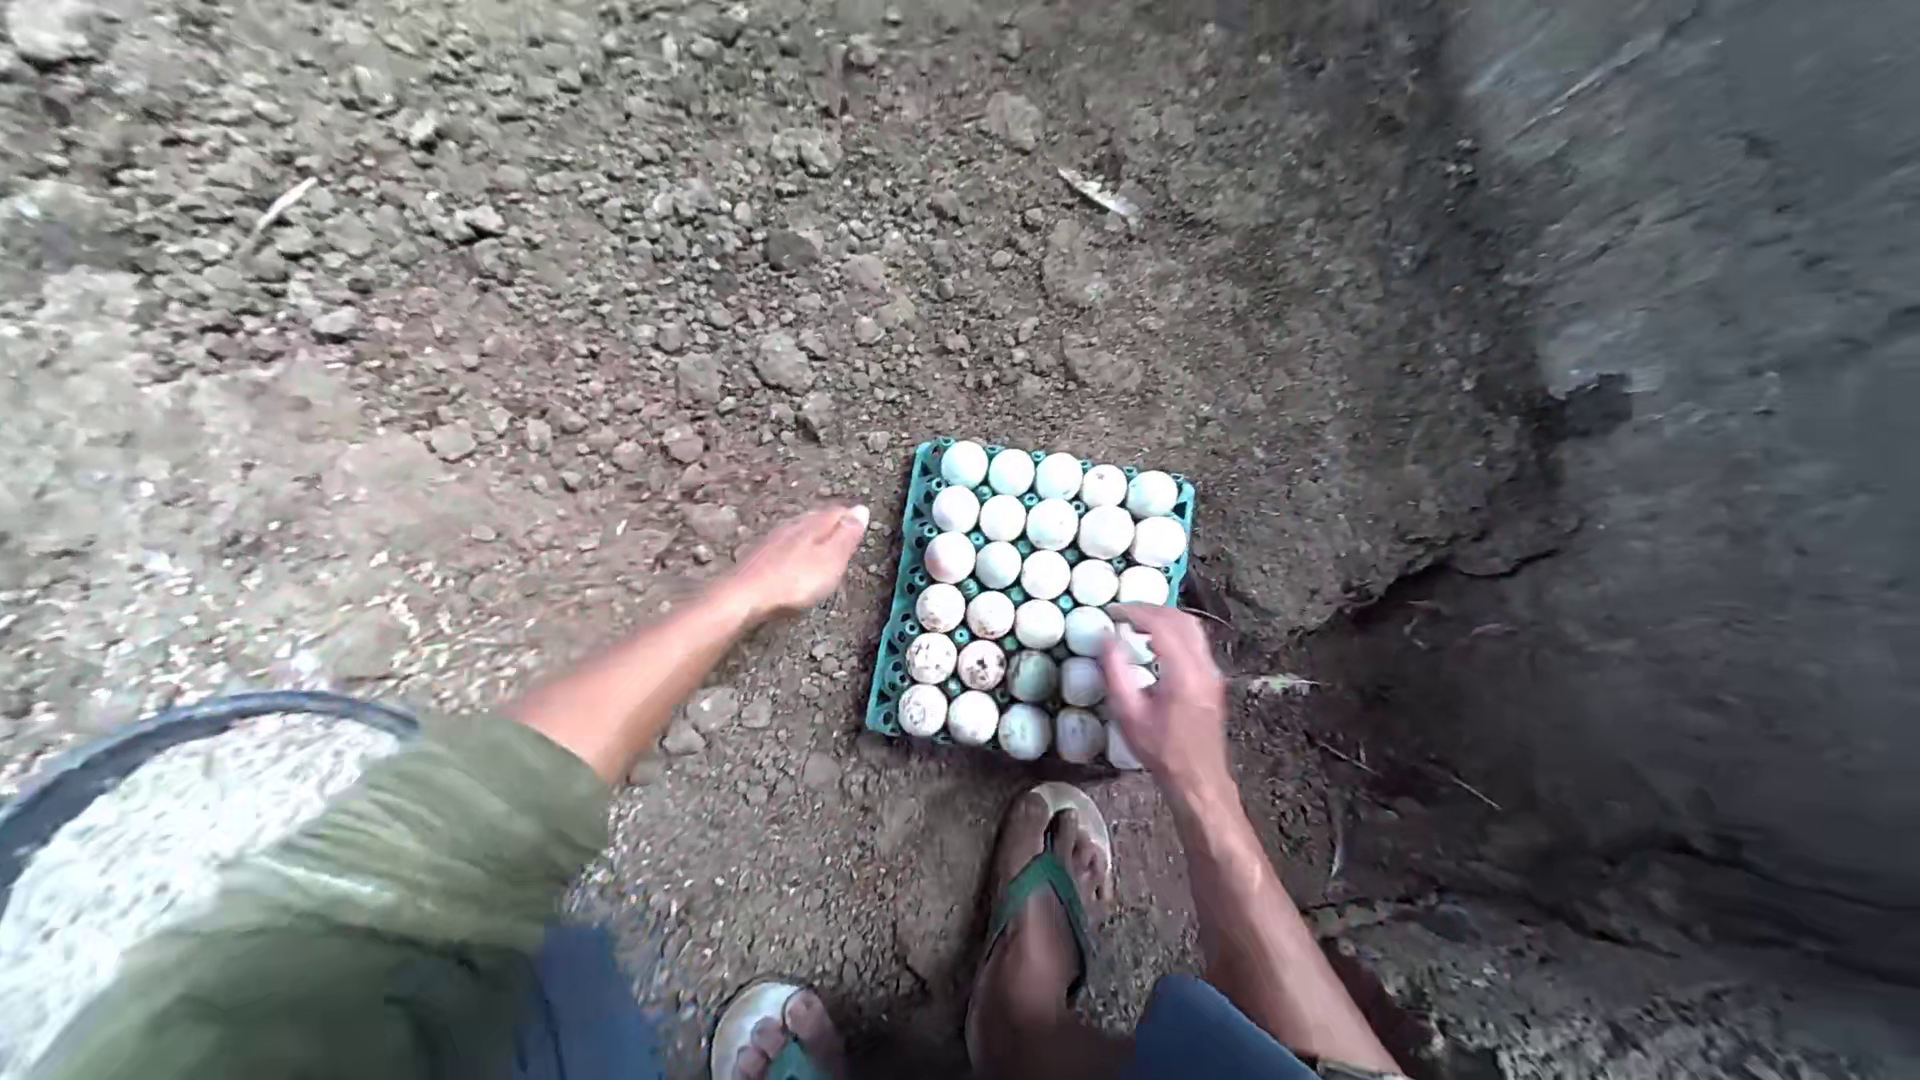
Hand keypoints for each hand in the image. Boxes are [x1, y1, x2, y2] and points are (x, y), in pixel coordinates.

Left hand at [717, 505, 870, 622]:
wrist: (744, 597)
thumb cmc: (794, 581)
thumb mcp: (831, 559)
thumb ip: (847, 535)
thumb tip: (861, 509)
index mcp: (812, 526)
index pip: (837, 512)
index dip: (851, 517)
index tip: (861, 522)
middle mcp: (791, 527)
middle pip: (816, 519)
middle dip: (831, 523)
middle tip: (843, 529)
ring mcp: (772, 542)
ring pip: (798, 531)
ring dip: (811, 534)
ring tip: (821, 542)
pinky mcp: (758, 558)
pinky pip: (783, 546)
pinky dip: (795, 549)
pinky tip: (793, 559)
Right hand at [1100, 604, 1231, 798]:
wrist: (1197, 778)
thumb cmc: (1161, 750)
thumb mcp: (1128, 713)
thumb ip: (1115, 672)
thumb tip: (1106, 639)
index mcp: (1185, 673)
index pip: (1162, 626)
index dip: (1136, 612)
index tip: (1113, 611)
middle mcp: (1204, 667)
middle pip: (1182, 620)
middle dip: (1151, 609)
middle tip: (1124, 611)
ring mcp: (1212, 673)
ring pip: (1192, 628)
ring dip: (1164, 618)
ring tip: (1136, 622)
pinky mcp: (1212, 680)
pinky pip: (1195, 642)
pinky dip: (1173, 631)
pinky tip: (1154, 642)